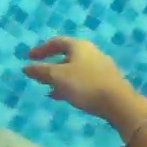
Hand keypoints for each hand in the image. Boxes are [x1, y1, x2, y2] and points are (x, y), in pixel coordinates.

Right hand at [23, 36, 144, 123]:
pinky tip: (66, 97)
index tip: (29, 58)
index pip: (55, 42)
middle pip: (66, 56)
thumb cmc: (85, 85)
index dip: (40, 50)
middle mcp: (91, 52)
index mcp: (78, 46)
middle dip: (51, 66)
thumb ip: (40, 71)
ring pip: (75, 70)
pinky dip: (72, 86)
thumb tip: (25, 67)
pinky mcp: (107, 82)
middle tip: (40, 76)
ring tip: (50, 90)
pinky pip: (84, 80)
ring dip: (61, 79)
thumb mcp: (58, 77)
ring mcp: (101, 67)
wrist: (120, 103)